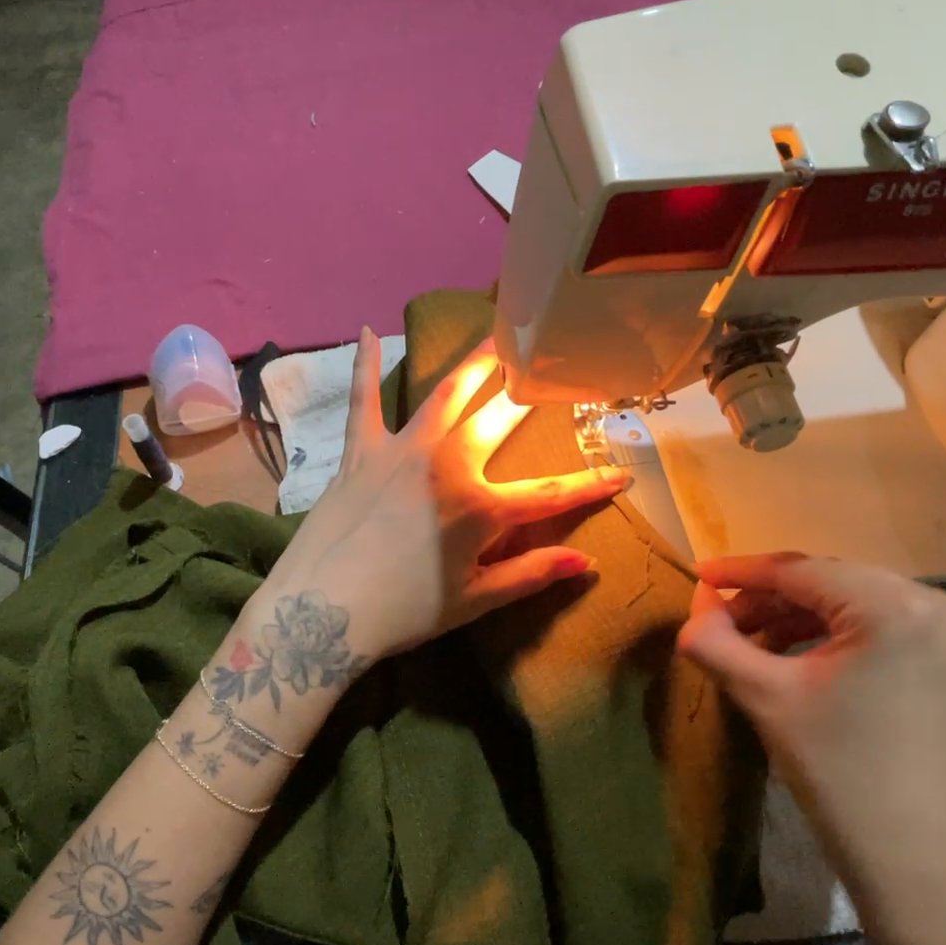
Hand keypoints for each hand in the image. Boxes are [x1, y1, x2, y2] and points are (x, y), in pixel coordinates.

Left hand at [261, 330, 627, 665]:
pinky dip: (365, 366)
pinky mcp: (360, 451)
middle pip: (499, 421)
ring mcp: (401, 451)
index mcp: (481, 507)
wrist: (322, 610)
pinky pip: (364, 401)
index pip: (551, 494)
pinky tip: (366, 331)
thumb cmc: (403, 613)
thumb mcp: (474, 601)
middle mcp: (447, 465)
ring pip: (445, 396)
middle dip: (530, 395)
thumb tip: (587, 562)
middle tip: (552, 366)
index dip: (592, 485)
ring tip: (496, 339)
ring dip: (474, 365)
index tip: (623, 473)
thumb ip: (531, 575)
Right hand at [675, 553, 945, 930]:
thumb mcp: (766, 698)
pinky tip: (805, 660)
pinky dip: (843, 638)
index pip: (801, 571)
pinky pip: (892, 629)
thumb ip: (716, 641)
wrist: (930, 868)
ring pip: (862, 605)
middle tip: (720, 620)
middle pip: (834, 585)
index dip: (740, 573)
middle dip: (771, 600)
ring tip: (755, 645)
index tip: (696, 575)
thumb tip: (694, 607)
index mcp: (900, 607)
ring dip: (804, 619)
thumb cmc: (843, 776)